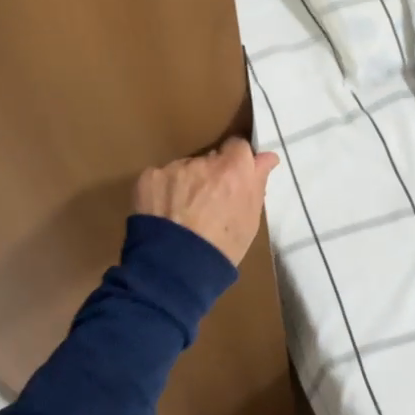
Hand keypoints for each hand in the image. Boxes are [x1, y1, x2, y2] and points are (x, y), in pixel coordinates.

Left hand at [133, 138, 278, 265]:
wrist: (174, 268)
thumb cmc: (222, 249)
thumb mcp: (250, 220)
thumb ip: (257, 183)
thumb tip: (266, 157)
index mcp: (232, 170)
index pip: (237, 146)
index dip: (236, 160)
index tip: (234, 177)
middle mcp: (202, 162)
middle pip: (208, 159)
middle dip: (209, 175)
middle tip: (206, 203)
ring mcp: (172, 168)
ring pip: (183, 170)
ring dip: (184, 184)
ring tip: (181, 214)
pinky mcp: (148, 177)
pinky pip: (159, 179)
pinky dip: (162, 192)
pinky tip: (162, 214)